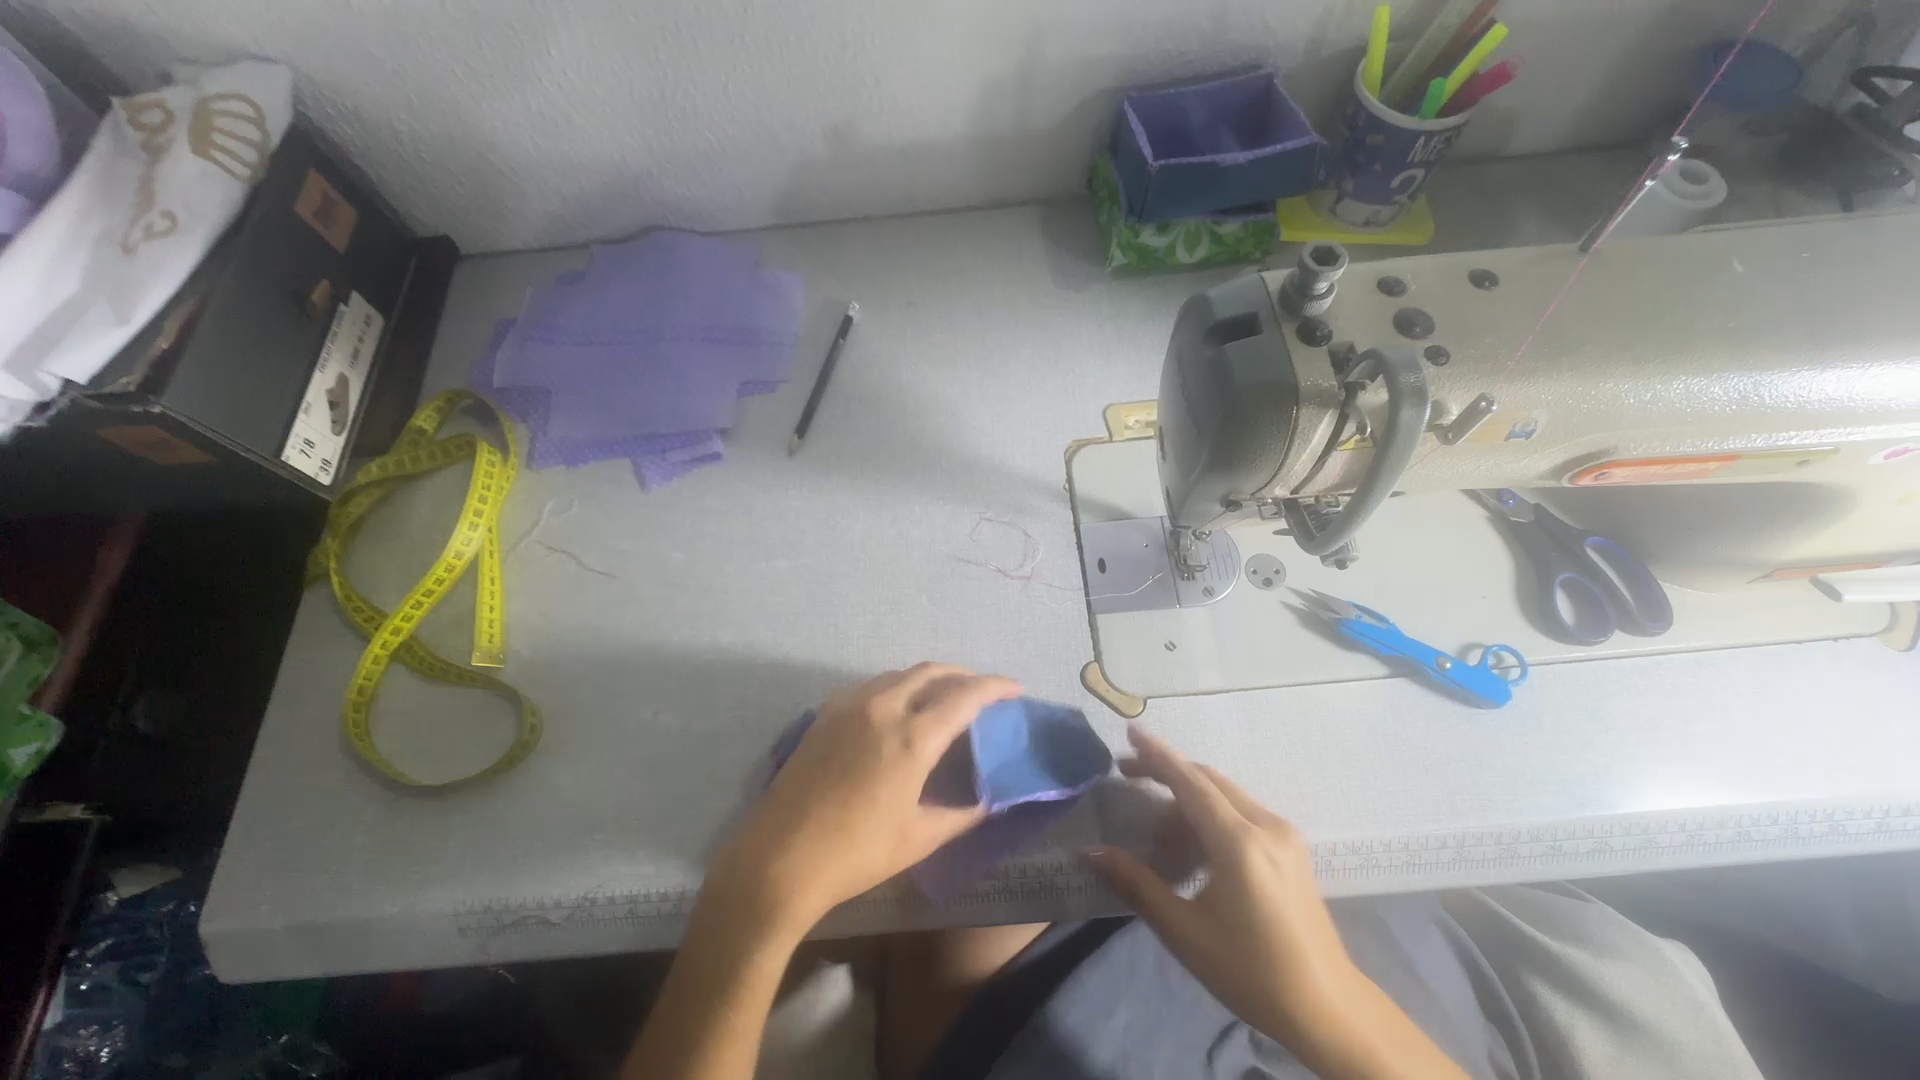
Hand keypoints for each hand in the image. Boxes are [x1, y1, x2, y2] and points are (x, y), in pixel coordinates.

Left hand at [705, 663, 1021, 935]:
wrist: (779, 860)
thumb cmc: (856, 854)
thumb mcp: (919, 838)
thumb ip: (961, 813)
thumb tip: (988, 800)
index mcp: (912, 737)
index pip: (965, 695)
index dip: (995, 687)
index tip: (1016, 690)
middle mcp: (882, 708)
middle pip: (931, 672)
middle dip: (963, 675)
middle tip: (982, 693)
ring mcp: (848, 707)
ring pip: (898, 675)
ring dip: (928, 679)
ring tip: (944, 699)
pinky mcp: (823, 715)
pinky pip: (870, 687)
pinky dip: (895, 688)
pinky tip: (897, 711)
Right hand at [1088, 729, 1466, 1079]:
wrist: (1324, 1006)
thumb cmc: (1248, 971)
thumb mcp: (1183, 931)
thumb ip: (1137, 883)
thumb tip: (1091, 852)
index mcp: (1240, 843)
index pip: (1191, 782)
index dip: (1157, 755)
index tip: (1130, 730)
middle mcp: (1267, 826)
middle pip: (1209, 781)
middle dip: (1167, 773)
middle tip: (1127, 776)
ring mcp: (1285, 836)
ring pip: (1226, 797)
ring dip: (1188, 801)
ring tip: (1157, 836)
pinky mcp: (1292, 850)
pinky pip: (1243, 814)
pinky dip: (1211, 817)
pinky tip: (1193, 849)